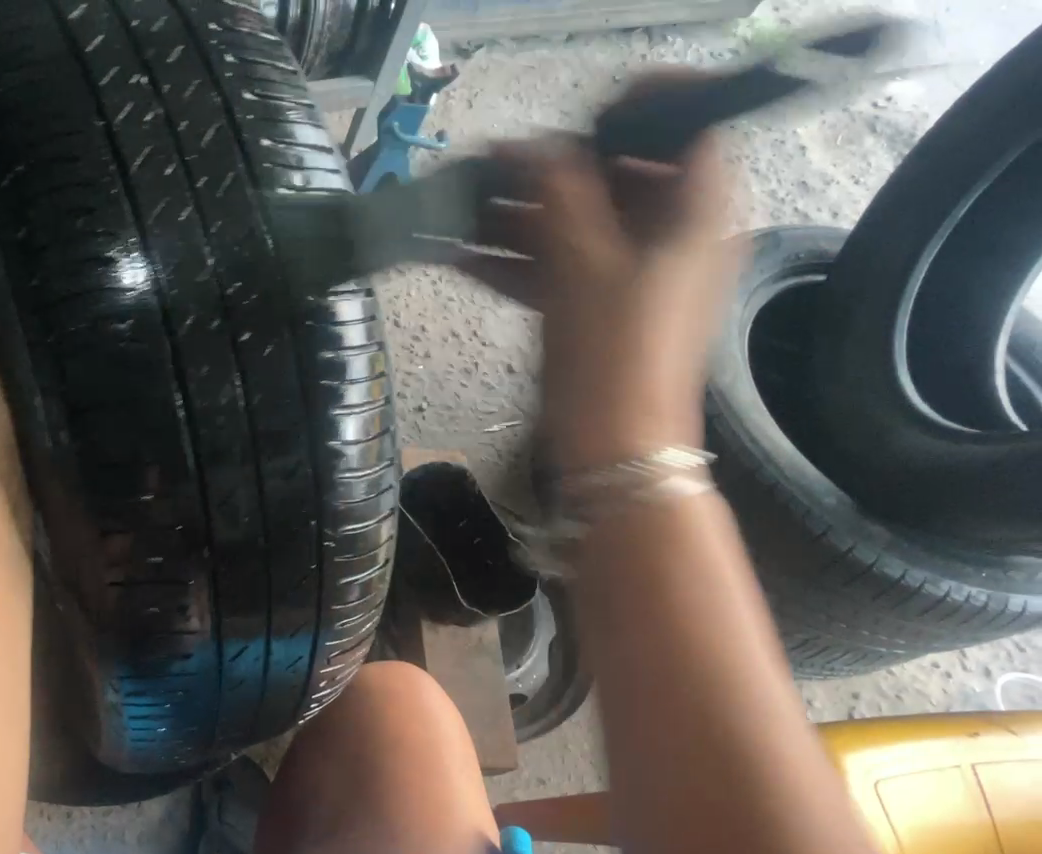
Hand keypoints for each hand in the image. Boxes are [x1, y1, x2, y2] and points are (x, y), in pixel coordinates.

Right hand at [466, 108, 738, 471]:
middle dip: (548, 172)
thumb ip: (557, 194)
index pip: (687, 128)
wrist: (611, 444)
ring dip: (515, 219)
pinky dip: (511, 259)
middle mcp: (668, 235)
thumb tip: (526, 147)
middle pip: (613, 179)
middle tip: (489, 167)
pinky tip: (460, 254)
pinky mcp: (591, 307)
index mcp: (695, 213)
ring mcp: (626, 274)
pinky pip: (552, 267)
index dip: (641, 108)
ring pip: (572, 226)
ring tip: (459, 211)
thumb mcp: (584, 263)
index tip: (583, 111)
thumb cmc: (614, 352)